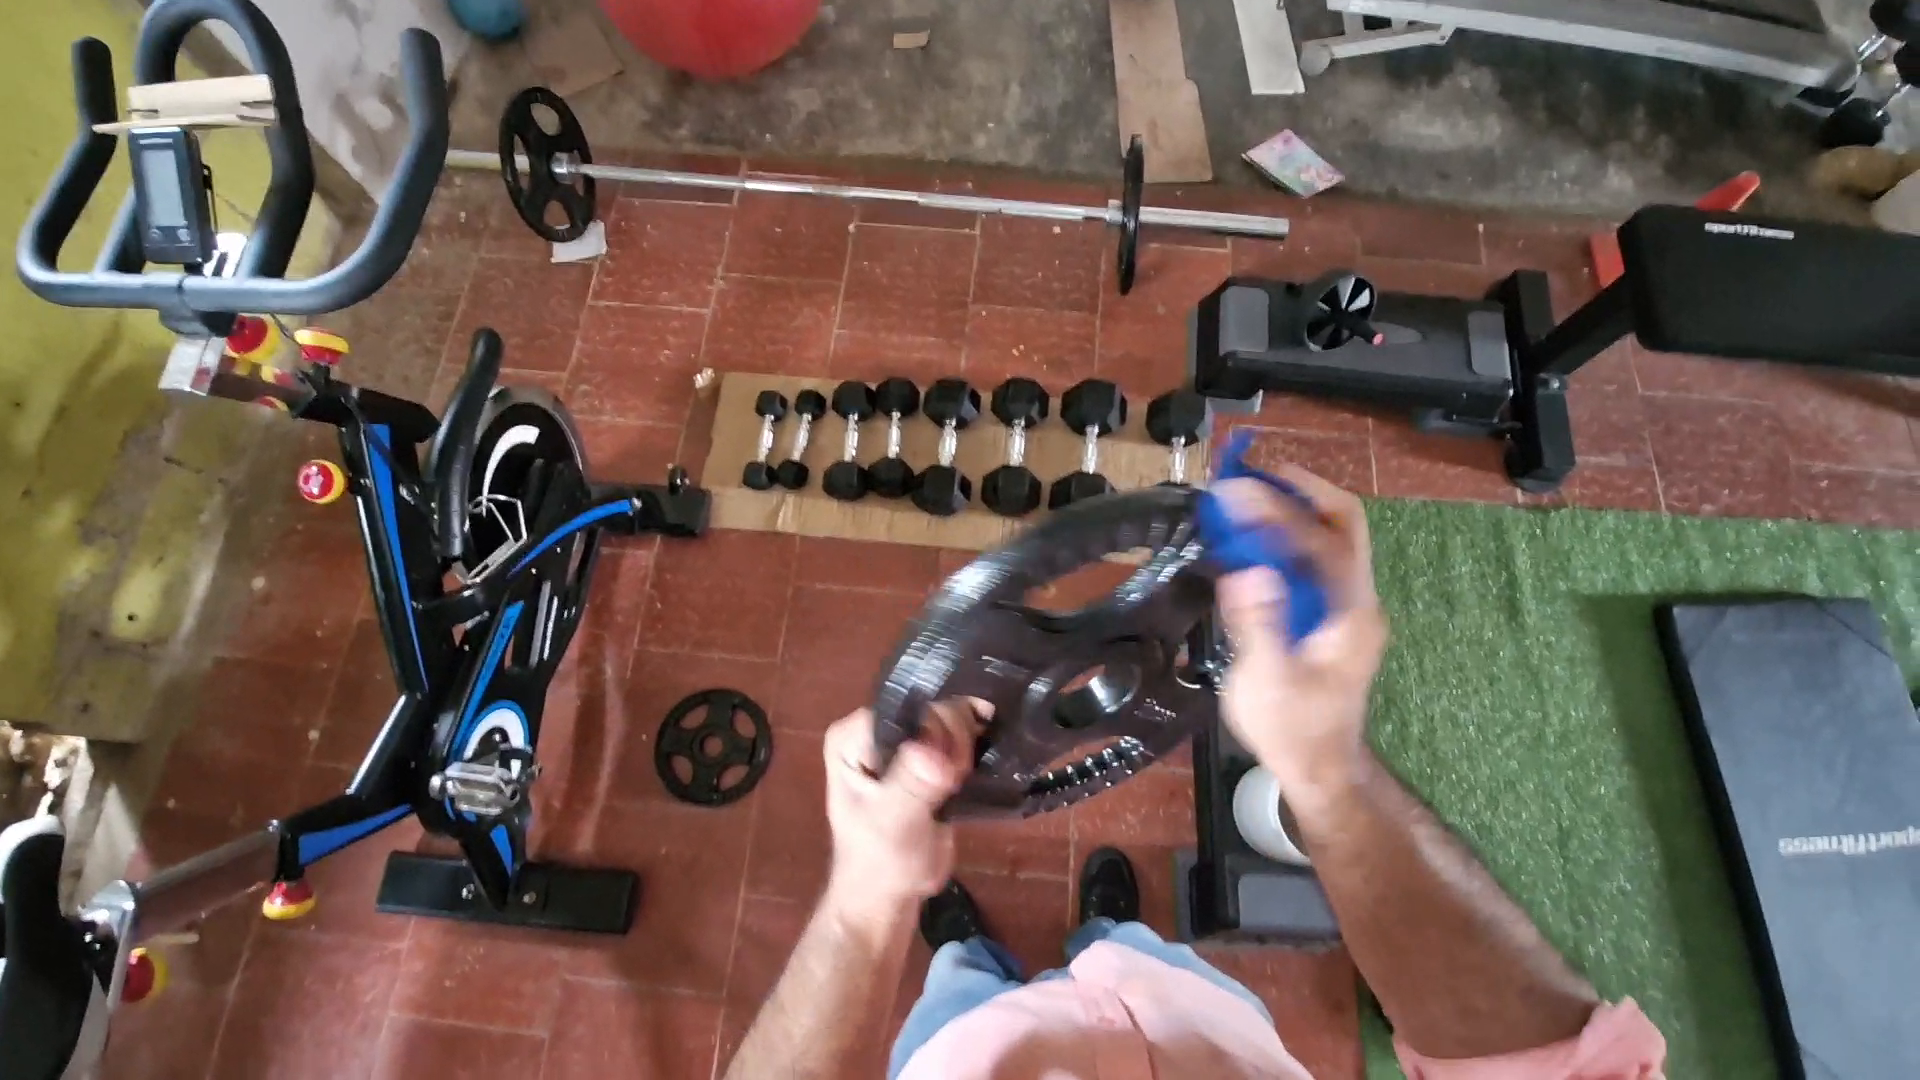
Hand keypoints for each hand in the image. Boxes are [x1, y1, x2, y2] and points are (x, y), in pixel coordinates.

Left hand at [820, 700, 983, 922]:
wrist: (889, 895)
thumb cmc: (879, 862)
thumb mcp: (892, 824)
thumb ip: (911, 786)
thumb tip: (931, 754)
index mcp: (854, 735)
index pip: (907, 709)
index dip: (933, 732)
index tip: (945, 769)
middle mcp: (876, 727)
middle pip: (933, 709)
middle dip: (952, 742)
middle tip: (951, 782)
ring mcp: (902, 740)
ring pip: (951, 718)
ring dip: (965, 748)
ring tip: (957, 782)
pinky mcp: (926, 754)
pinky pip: (958, 733)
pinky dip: (972, 748)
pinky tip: (972, 772)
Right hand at [1212, 467, 1387, 800]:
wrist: (1319, 766)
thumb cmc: (1292, 729)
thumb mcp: (1267, 682)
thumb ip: (1258, 626)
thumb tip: (1247, 570)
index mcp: (1349, 614)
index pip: (1320, 542)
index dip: (1278, 510)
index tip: (1234, 489)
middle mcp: (1357, 601)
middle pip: (1343, 524)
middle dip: (1301, 490)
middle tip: (1255, 472)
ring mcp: (1347, 607)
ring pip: (1331, 536)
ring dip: (1293, 507)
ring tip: (1248, 493)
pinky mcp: (1330, 615)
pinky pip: (1314, 558)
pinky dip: (1286, 535)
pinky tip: (1252, 536)